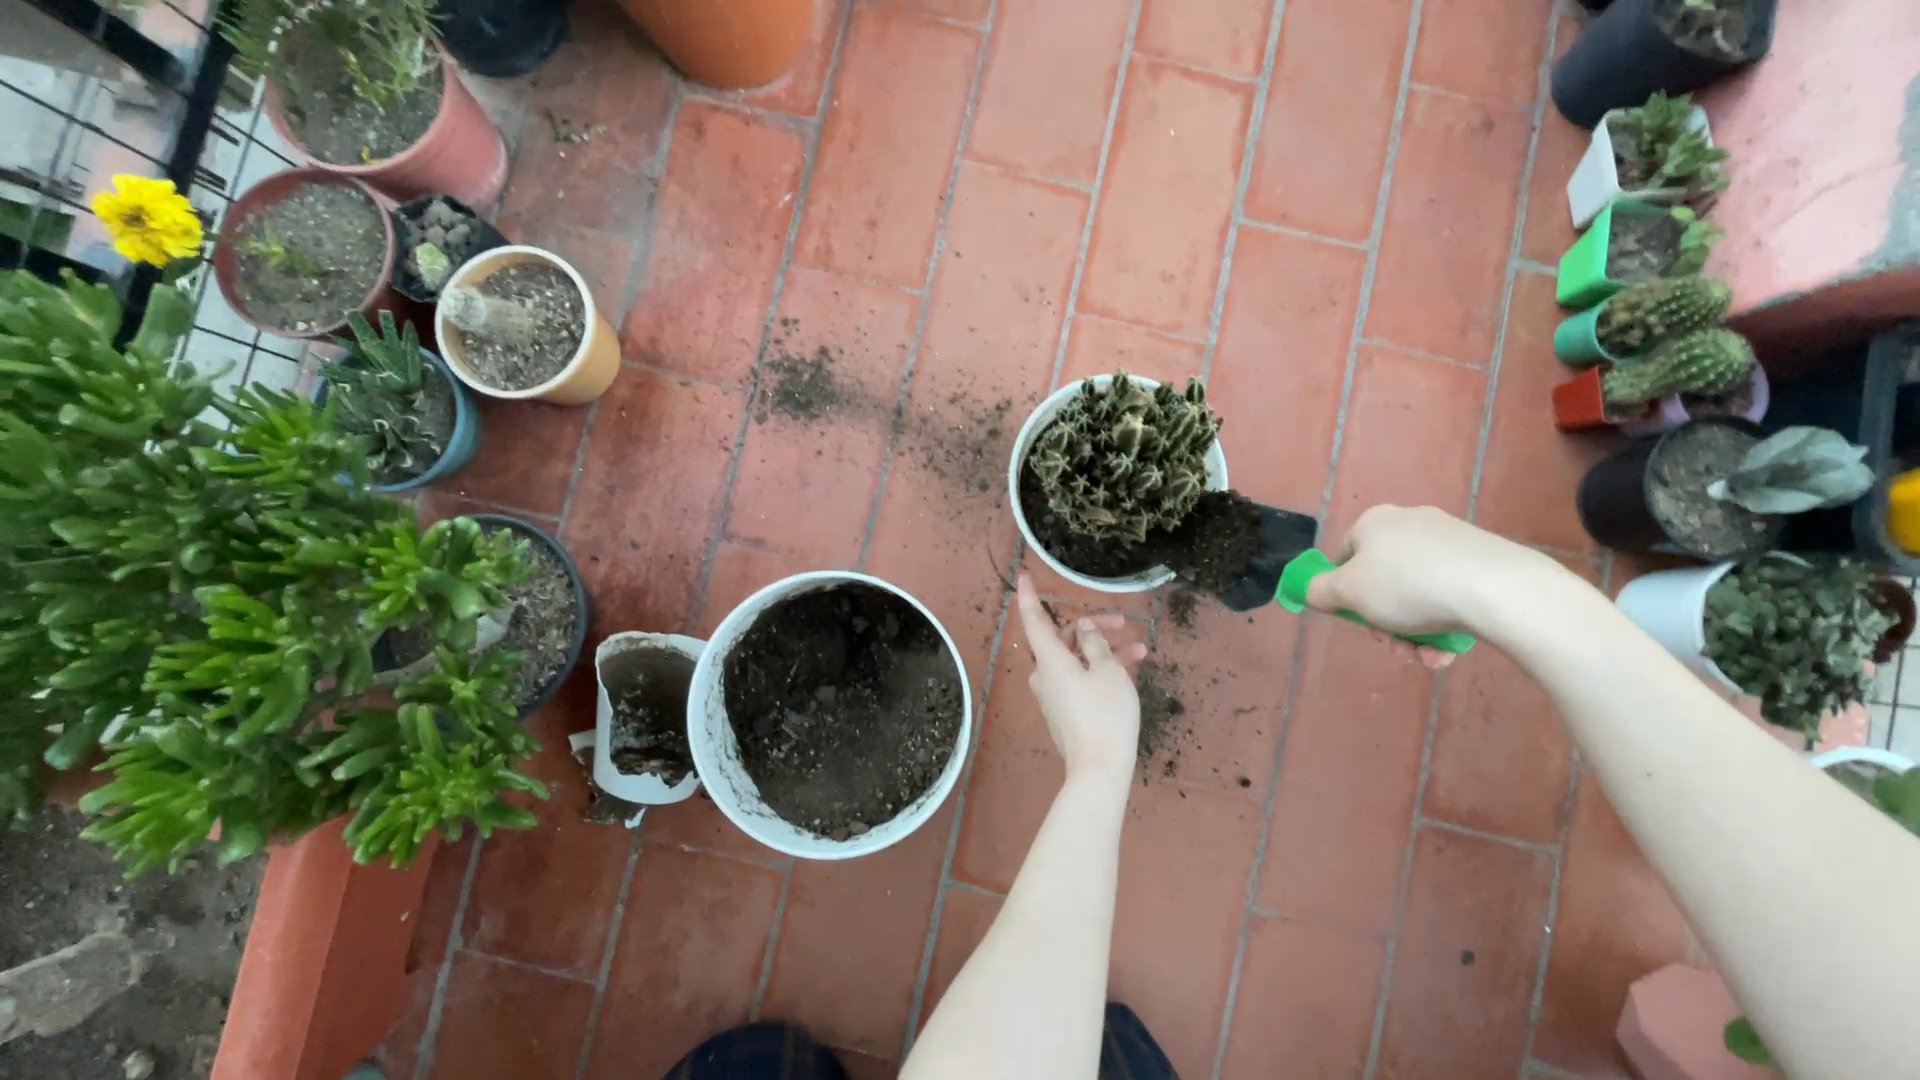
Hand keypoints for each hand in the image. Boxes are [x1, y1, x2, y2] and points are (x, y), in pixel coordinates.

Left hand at [1014, 574, 1147, 786]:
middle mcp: (1045, 675)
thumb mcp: (1108, 671)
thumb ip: (1095, 644)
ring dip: (1104, 651)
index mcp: (1050, 660)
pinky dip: (1100, 671)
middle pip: (1063, 639)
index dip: (1030, 596)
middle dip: (1092, 627)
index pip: (1035, 619)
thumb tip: (1083, 629)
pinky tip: (1129, 671)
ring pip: (1077, 661)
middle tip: (1122, 621)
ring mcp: (1054, 695)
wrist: (1099, 769)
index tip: (1024, 575)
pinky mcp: (1065, 712)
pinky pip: (1080, 680)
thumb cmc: (1105, 714)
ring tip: (1139, 649)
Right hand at [1309, 506, 1560, 664]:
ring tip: (1425, 658)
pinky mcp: (1484, 560)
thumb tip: (1313, 590)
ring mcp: (1450, 540)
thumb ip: (1319, 591)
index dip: (1345, 594)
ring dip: (1412, 632)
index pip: (1345, 557)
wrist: (1498, 590)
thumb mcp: (1347, 593)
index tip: (1357, 622)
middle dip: (1382, 621)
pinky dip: (1443, 625)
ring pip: (1416, 594)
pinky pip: (1449, 595)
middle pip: (1381, 580)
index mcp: (1373, 523)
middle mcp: (1410, 523)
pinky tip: (1447, 652)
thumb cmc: (1407, 586)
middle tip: (1392, 646)